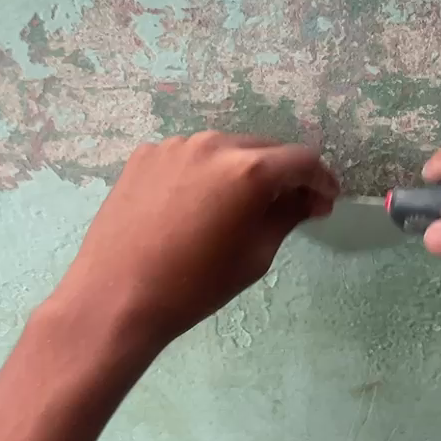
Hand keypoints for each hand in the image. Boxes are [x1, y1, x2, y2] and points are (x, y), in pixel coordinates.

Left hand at [51, 132, 338, 351]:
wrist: (115, 297)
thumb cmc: (194, 286)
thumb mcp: (255, 256)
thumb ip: (287, 216)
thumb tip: (310, 198)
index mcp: (248, 169)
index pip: (302, 160)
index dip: (321, 180)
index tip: (325, 202)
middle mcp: (214, 144)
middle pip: (265, 148)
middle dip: (283, 174)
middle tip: (290, 206)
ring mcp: (175, 145)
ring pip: (225, 149)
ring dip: (242, 171)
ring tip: (238, 207)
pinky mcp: (146, 155)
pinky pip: (189, 157)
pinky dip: (204, 174)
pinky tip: (195, 206)